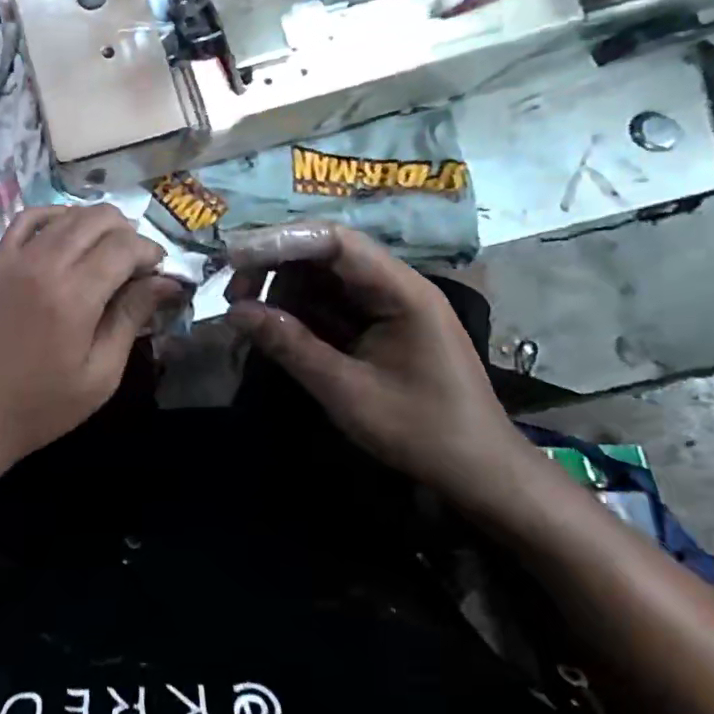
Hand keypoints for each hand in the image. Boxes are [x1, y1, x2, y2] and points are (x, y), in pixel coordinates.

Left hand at [0, 204, 184, 479]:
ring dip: (97, 224)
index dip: (150, 252)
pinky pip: (28, 218)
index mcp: (74, 296)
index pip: (124, 246)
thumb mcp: (102, 372)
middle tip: (137, 266)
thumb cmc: (45, 404)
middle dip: (128, 234)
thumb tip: (167, 281)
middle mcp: (45, 265)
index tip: (159, 273)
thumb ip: (132, 317)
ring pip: (68, 214)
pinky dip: (55, 216)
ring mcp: (16, 259)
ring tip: (109, 254)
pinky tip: (69, 231)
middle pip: (98, 219)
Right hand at [223, 223, 543, 516]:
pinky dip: (299, 313)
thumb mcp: (347, 391)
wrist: (479, 472)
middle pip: (324, 253)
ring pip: (323, 277)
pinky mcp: (379, 325)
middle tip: (234, 295)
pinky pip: (331, 303)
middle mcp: (394, 285)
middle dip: (275, 266)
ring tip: (247, 317)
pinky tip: (273, 328)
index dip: (280, 241)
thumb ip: (291, 346)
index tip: (234, 259)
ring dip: (283, 290)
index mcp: (400, 290)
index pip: (334, 242)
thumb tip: (235, 312)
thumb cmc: (421, 431)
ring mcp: (387, 304)